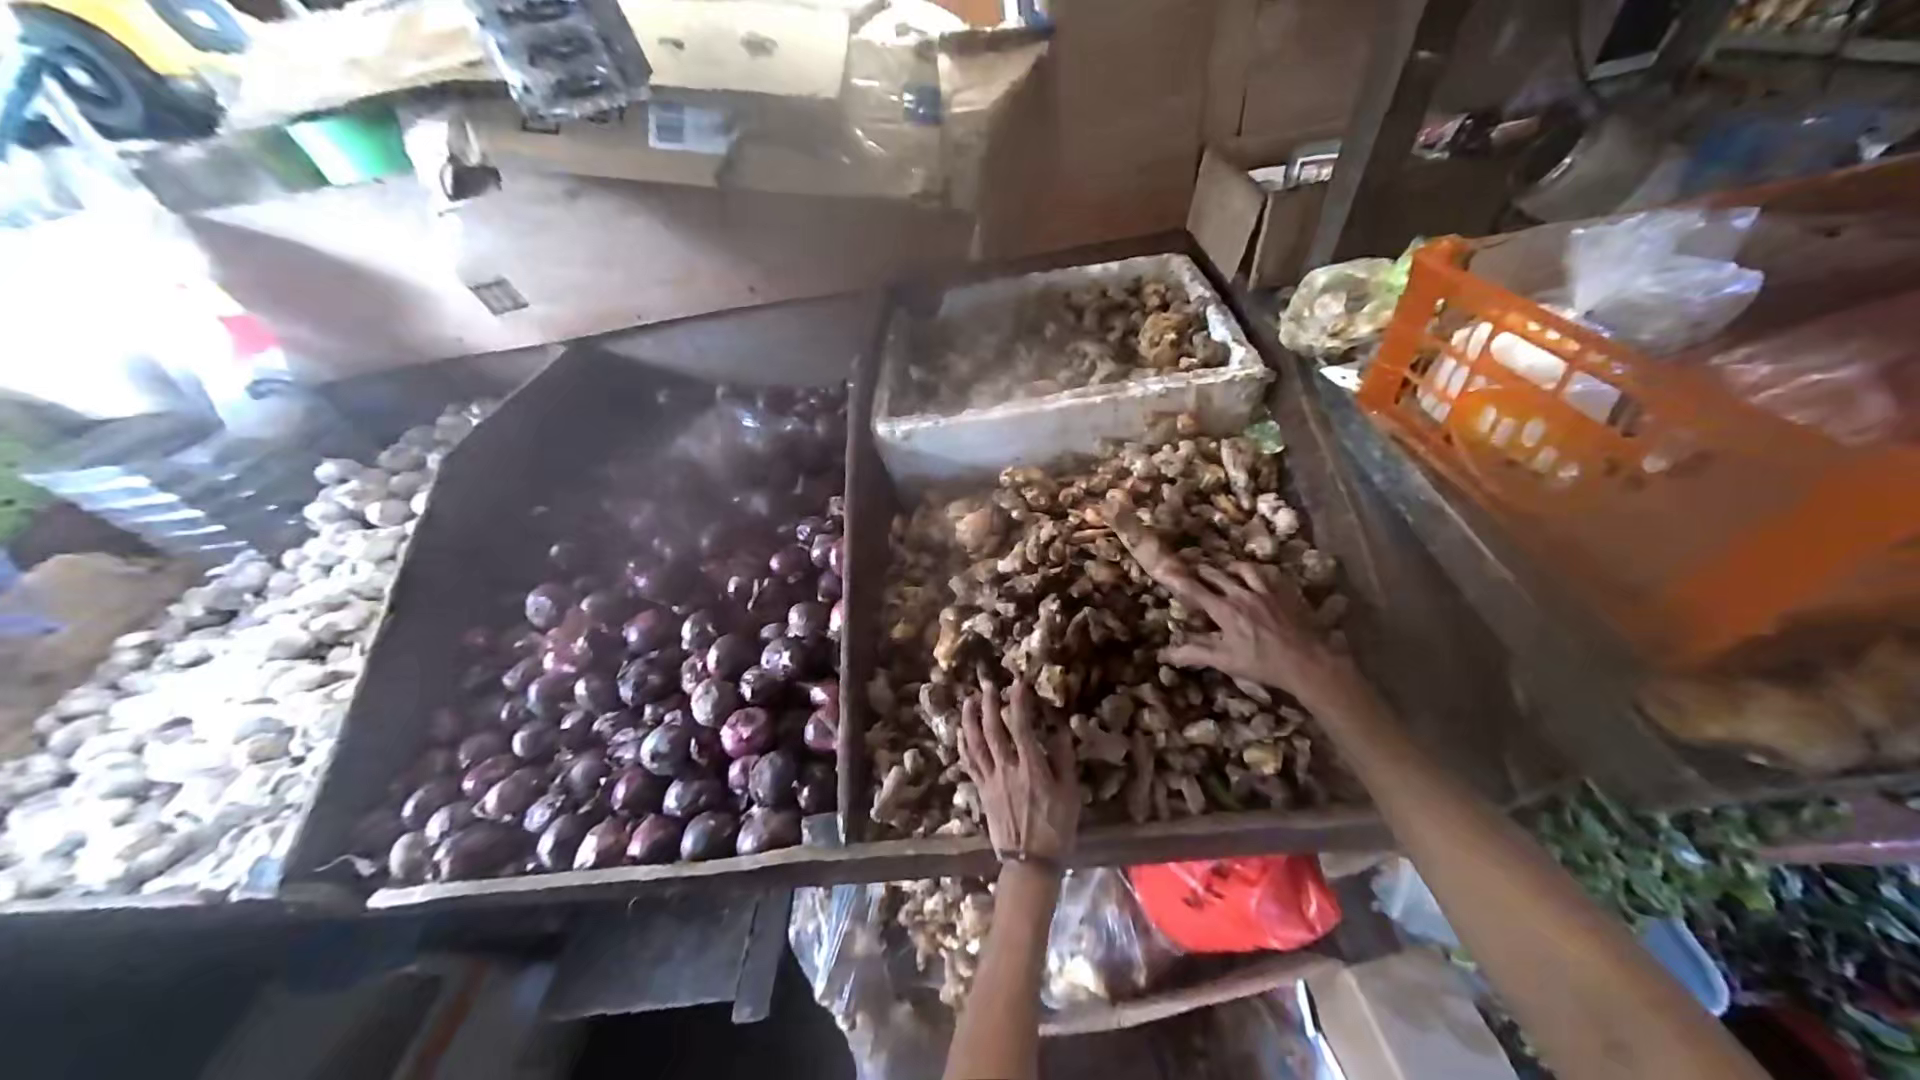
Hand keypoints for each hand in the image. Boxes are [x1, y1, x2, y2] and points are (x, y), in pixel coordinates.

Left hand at [959, 673, 1078, 862]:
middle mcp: (1006, 770)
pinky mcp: (981, 791)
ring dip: (970, 719)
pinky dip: (964, 744)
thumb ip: (1064, 759)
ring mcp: (990, 780)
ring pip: (975, 744)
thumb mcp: (1070, 794)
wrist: (1030, 863)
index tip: (1018, 683)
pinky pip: (969, 763)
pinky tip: (962, 732)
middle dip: (989, 704)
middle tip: (989, 684)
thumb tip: (1060, 729)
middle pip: (992, 730)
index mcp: (1031, 769)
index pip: (1021, 726)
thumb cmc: (1056, 828)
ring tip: (970, 700)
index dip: (1018, 702)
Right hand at [1106, 493, 1354, 708]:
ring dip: (1229, 567)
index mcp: (1224, 610)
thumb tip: (1164, 654)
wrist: (1309, 662)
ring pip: (1243, 568)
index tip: (1166, 570)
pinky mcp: (1286, 591)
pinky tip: (1258, 576)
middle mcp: (1242, 594)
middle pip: (1216, 573)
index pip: (1195, 589)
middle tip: (1194, 569)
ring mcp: (1266, 590)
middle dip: (1201, 570)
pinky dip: (1258, 572)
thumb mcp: (1225, 662)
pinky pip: (1269, 573)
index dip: (1178, 579)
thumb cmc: (1263, 664)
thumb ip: (1194, 653)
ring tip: (1225, 570)